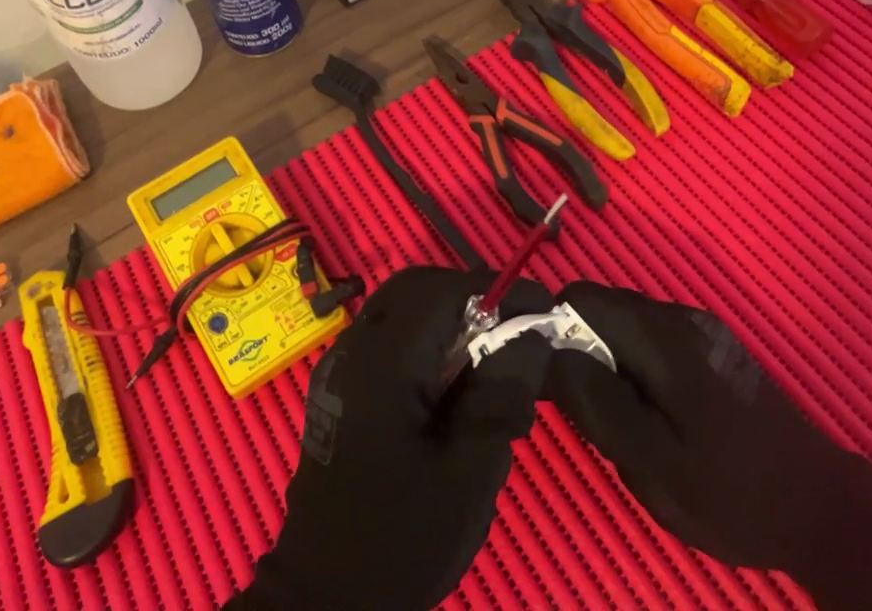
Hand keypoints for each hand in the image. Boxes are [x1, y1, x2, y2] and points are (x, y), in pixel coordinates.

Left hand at [228, 267, 553, 610]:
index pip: (443, 291)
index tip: (546, 310)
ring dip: (454, 323)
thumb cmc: (401, 540)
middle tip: (522, 331)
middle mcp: (353, 351)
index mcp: (380, 363)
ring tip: (499, 366)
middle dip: (475, 299)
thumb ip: (501, 393)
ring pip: (404, 313)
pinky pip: (392, 343)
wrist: (325, 597)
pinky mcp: (344, 392)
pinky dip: (432, 347)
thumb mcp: (469, 471)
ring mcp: (343, 369)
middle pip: (417, 291)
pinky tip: (463, 391)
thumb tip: (533, 332)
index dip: (499, 291)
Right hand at [548, 281, 871, 610]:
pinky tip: (644, 415)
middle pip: (602, 307)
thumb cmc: (731, 493)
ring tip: (612, 419)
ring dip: (603, 360)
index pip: (581, 298)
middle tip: (580, 410)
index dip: (549, 328)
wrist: (824, 511)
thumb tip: (548, 352)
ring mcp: (701, 331)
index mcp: (665, 336)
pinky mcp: (712, 350)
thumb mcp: (649, 462)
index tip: (544, 378)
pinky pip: (650, 341)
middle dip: (576, 347)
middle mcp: (682, 318)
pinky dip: (630, 366)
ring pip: (624, 325)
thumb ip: (594, 401)